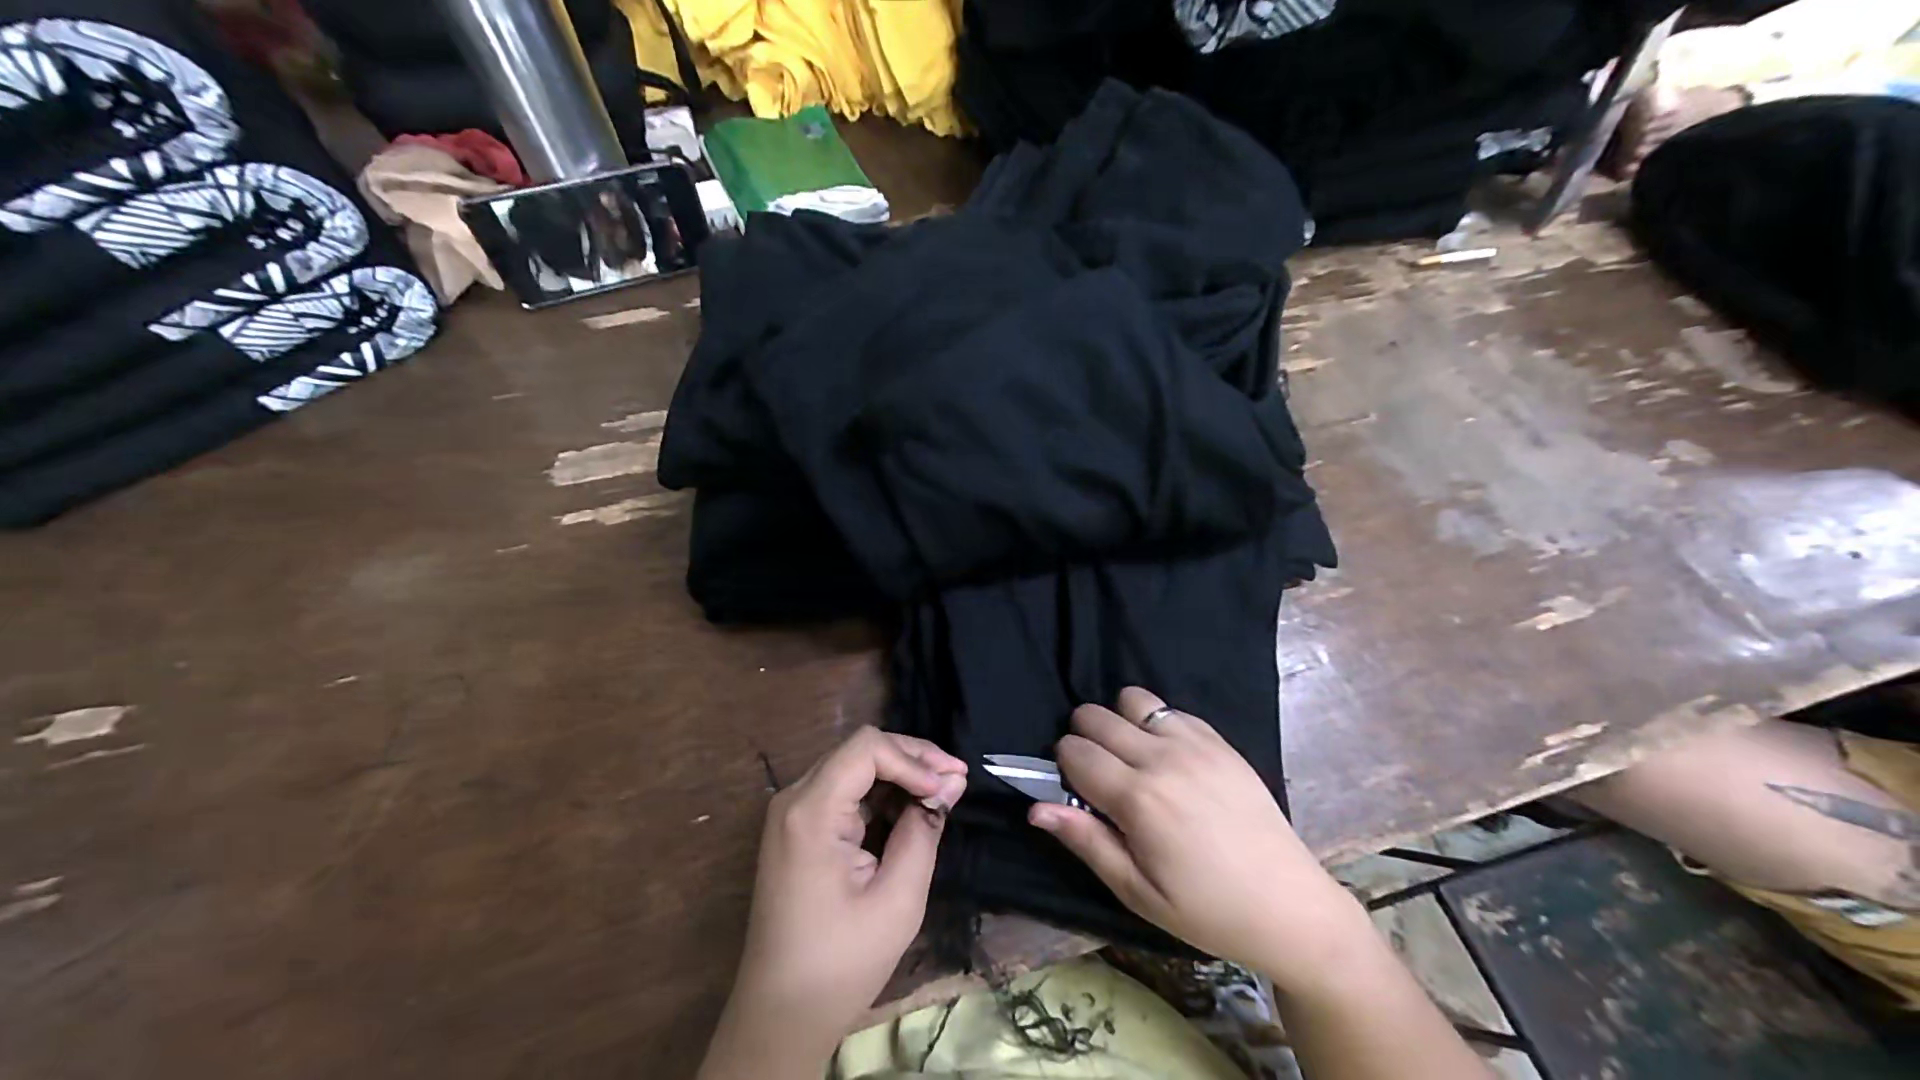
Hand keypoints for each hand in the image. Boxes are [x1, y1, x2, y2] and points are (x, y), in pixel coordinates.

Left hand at [710, 727, 967, 1071]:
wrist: (780, 1013)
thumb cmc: (841, 961)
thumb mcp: (897, 898)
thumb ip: (924, 830)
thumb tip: (950, 782)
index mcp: (810, 812)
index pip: (867, 747)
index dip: (914, 759)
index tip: (947, 789)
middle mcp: (794, 799)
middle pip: (860, 750)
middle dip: (912, 759)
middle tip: (956, 780)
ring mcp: (792, 813)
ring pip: (854, 766)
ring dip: (899, 774)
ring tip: (941, 792)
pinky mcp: (798, 829)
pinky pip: (844, 791)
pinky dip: (880, 794)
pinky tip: (910, 809)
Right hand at [1030, 688, 1367, 983]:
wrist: (1290, 905)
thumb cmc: (1206, 909)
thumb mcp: (1137, 891)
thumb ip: (1085, 841)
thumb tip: (1034, 808)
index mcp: (1138, 798)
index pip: (1072, 750)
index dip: (1064, 768)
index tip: (1078, 792)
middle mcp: (1162, 757)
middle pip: (1094, 716)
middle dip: (1084, 739)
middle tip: (1101, 777)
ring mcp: (1195, 743)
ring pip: (1131, 699)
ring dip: (1119, 723)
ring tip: (1133, 760)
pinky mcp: (1220, 741)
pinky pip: (1171, 709)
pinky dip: (1156, 724)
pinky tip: (1169, 760)